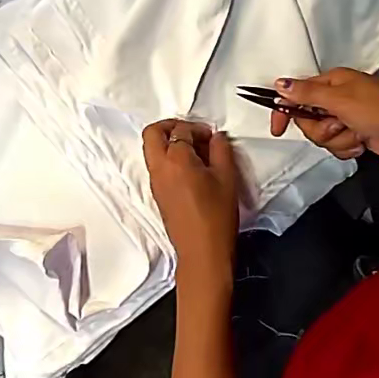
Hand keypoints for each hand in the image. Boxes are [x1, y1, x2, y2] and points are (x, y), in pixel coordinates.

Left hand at [142, 119, 242, 277]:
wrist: (202, 251)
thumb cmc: (216, 216)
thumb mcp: (227, 177)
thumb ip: (221, 150)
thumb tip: (216, 138)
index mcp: (176, 159)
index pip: (181, 130)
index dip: (198, 128)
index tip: (211, 136)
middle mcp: (160, 167)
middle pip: (153, 133)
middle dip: (171, 126)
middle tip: (192, 132)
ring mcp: (155, 181)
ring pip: (151, 149)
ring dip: (168, 142)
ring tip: (194, 151)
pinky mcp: (157, 194)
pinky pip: (156, 165)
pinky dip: (168, 158)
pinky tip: (191, 168)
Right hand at [268, 68, 378, 166]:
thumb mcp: (340, 99)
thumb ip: (306, 94)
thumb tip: (279, 84)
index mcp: (333, 81)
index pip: (296, 94)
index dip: (284, 110)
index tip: (277, 127)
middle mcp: (338, 98)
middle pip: (307, 119)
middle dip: (319, 129)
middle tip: (337, 125)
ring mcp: (348, 119)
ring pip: (321, 136)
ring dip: (336, 140)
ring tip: (356, 134)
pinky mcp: (356, 136)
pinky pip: (336, 147)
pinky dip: (347, 148)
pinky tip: (362, 144)